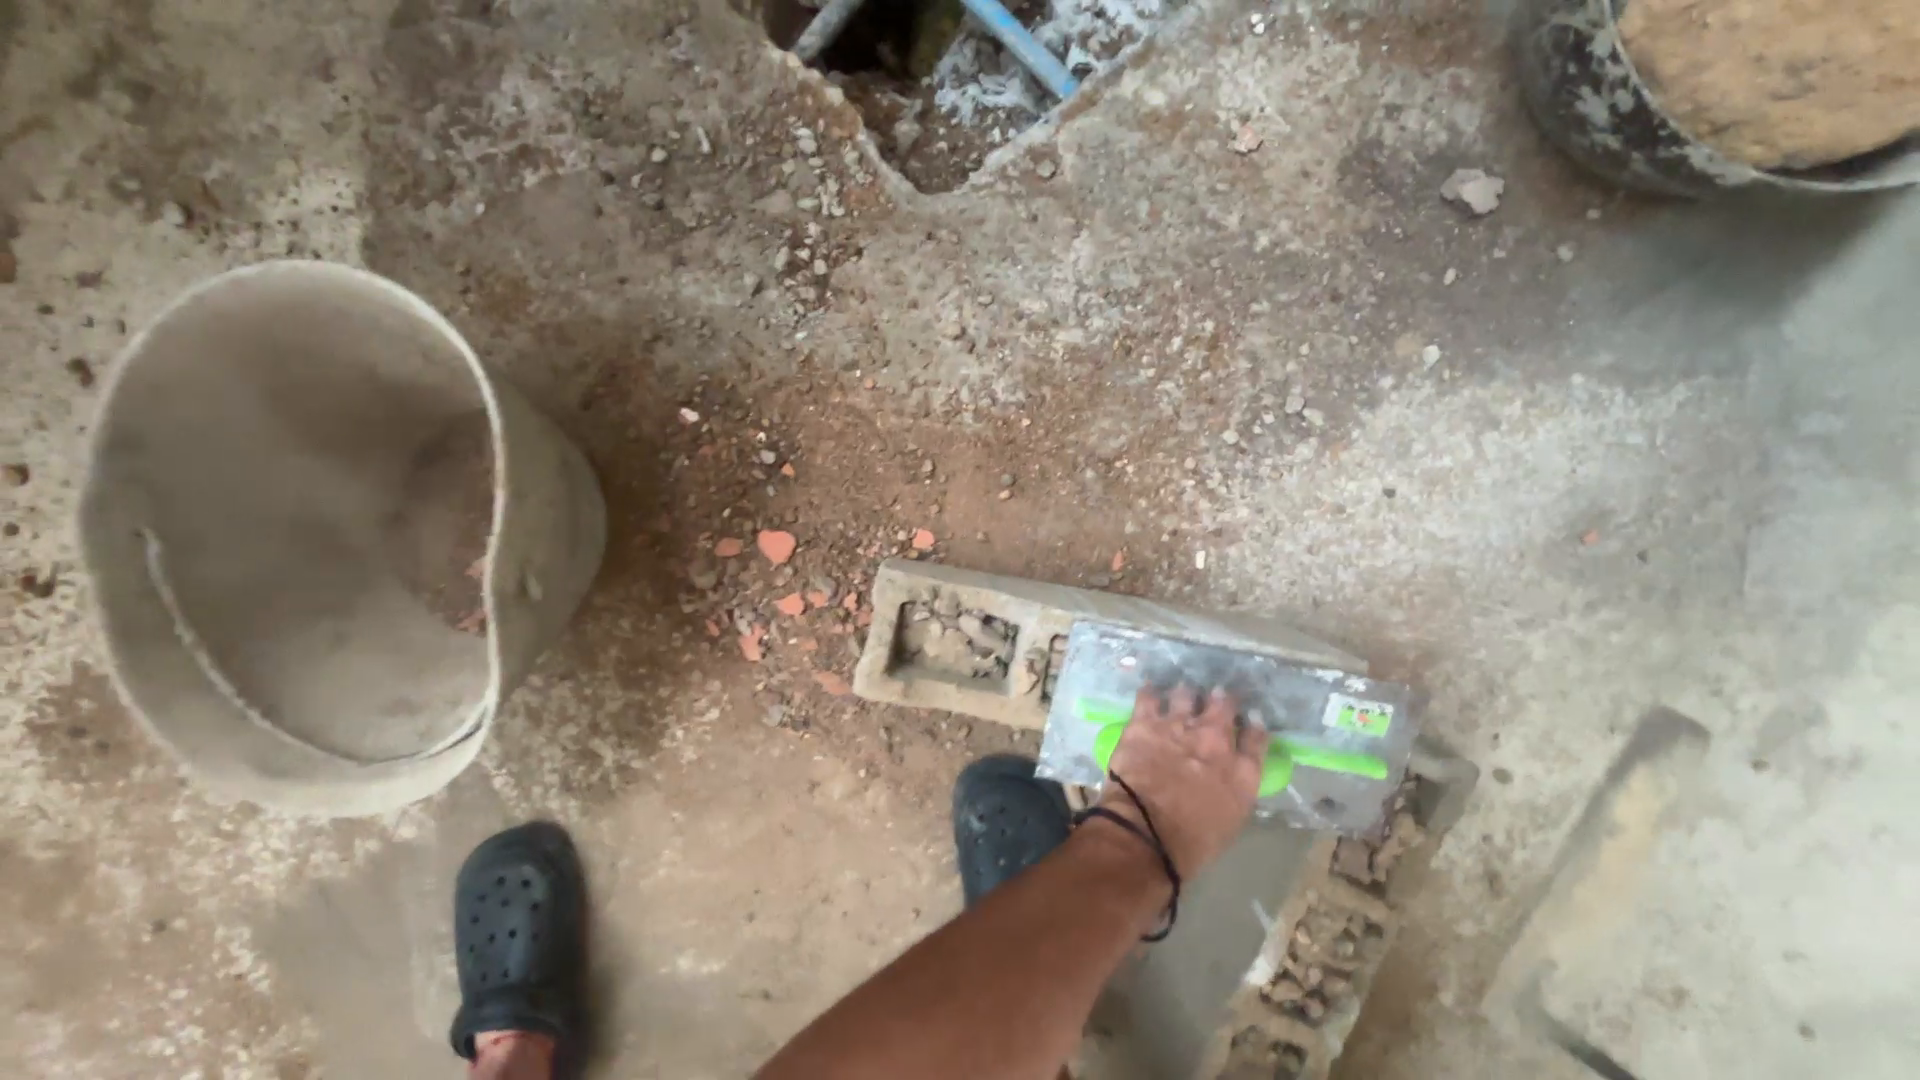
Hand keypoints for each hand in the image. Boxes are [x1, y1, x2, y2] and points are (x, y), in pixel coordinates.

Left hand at [1095, 684, 1266, 877]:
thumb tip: (1230, 779)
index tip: (1251, 718)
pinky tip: (1149, 689)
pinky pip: (1149, 696)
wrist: (1146, 831)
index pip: (1257, 737)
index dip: (1254, 725)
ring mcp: (1179, 726)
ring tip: (1182, 692)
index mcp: (1242, 771)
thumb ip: (1235, 790)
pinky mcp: (1145, 722)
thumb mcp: (1230, 821)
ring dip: (1186, 693)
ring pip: (1187, 694)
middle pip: (1224, 705)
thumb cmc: (1191, 843)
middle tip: (1217, 695)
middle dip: (1222, 699)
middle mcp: (1215, 740)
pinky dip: (1150, 691)